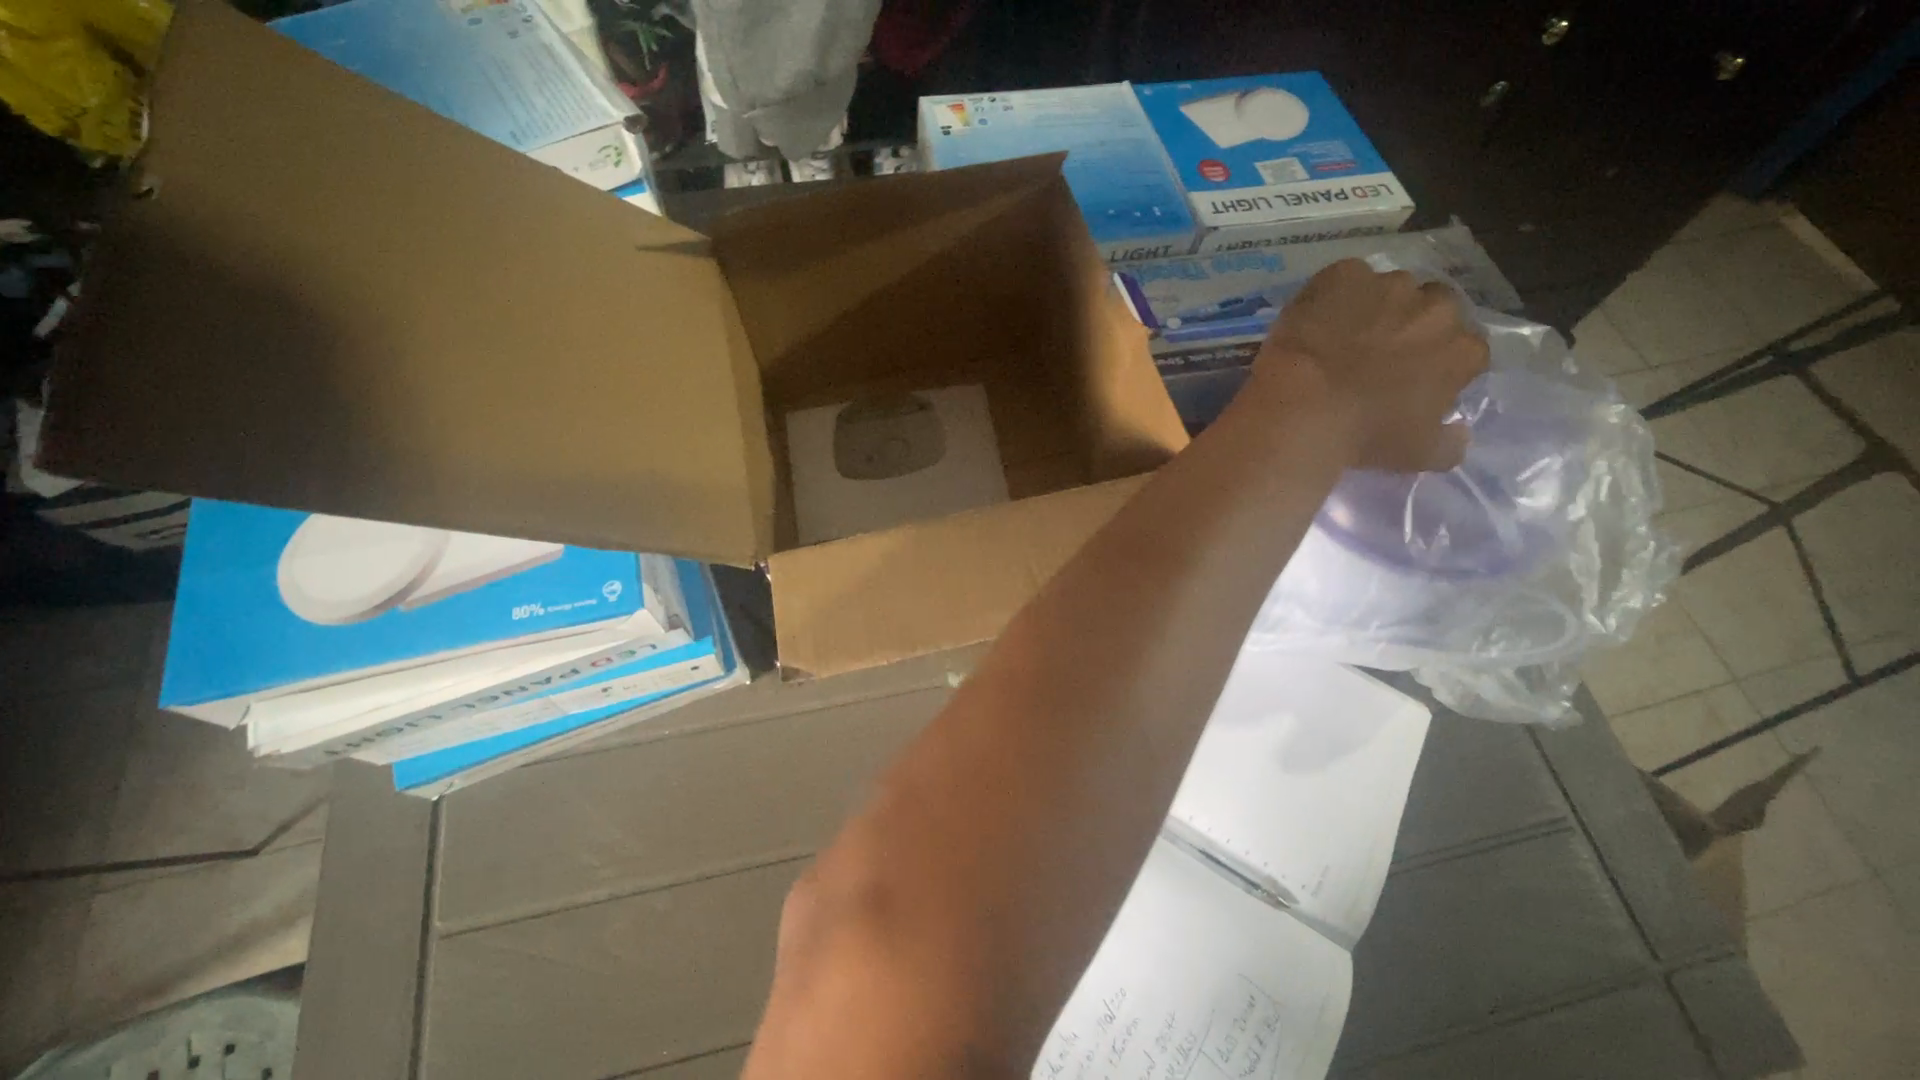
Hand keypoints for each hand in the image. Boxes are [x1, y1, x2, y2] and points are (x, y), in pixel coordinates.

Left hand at [1252, 259, 1489, 471]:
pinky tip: (1317, 317)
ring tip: (1343, 334)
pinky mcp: (1344, 274)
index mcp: (1462, 349)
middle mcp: (1436, 307)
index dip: (1440, 361)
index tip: (1415, 377)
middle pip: (1434, 308)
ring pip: (1391, 289)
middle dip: (1414, 325)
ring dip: (1376, 306)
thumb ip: (1450, 442)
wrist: (1304, 407)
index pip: (1465, 348)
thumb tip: (1459, 432)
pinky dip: (1336, 293)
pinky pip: (1346, 277)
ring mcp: (1389, 285)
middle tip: (1379, 352)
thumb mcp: (1419, 454)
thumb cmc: (1366, 436)